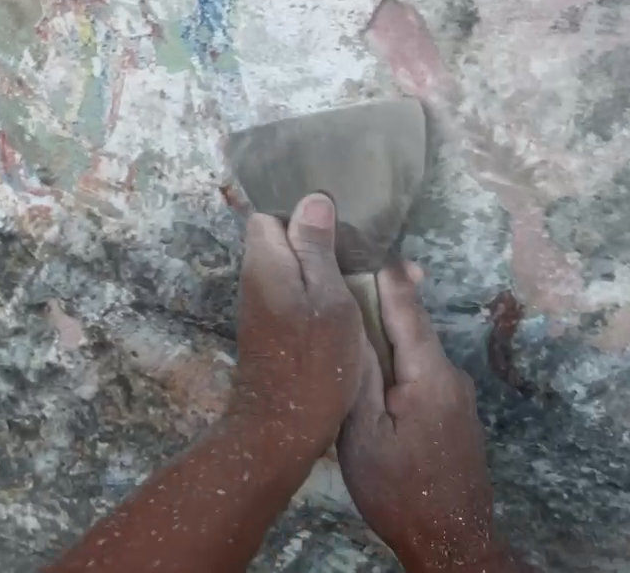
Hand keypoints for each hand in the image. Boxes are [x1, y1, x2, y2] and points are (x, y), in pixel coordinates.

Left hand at [228, 194, 369, 458]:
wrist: (282, 430)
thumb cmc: (313, 361)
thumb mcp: (328, 298)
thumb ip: (317, 248)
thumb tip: (313, 199)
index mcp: (265, 262)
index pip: (271, 216)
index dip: (304, 218)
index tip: (340, 230)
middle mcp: (256, 278)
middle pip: (287, 242)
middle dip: (326, 246)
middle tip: (369, 259)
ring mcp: (263, 305)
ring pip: (297, 271)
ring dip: (330, 274)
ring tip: (373, 285)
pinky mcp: (273, 328)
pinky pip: (298, 296)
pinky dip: (324, 297)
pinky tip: (356, 310)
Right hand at [339, 262, 510, 572]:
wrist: (451, 543)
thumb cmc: (398, 490)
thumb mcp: (363, 435)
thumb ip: (359, 375)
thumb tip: (352, 321)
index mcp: (429, 374)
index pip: (405, 307)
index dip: (383, 273)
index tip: (361, 240)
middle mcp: (450, 373)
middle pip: (411, 322)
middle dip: (379, 295)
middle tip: (344, 269)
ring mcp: (456, 392)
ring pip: (415, 345)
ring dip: (385, 327)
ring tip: (348, 311)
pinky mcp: (454, 408)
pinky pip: (421, 366)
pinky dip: (397, 353)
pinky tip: (373, 358)